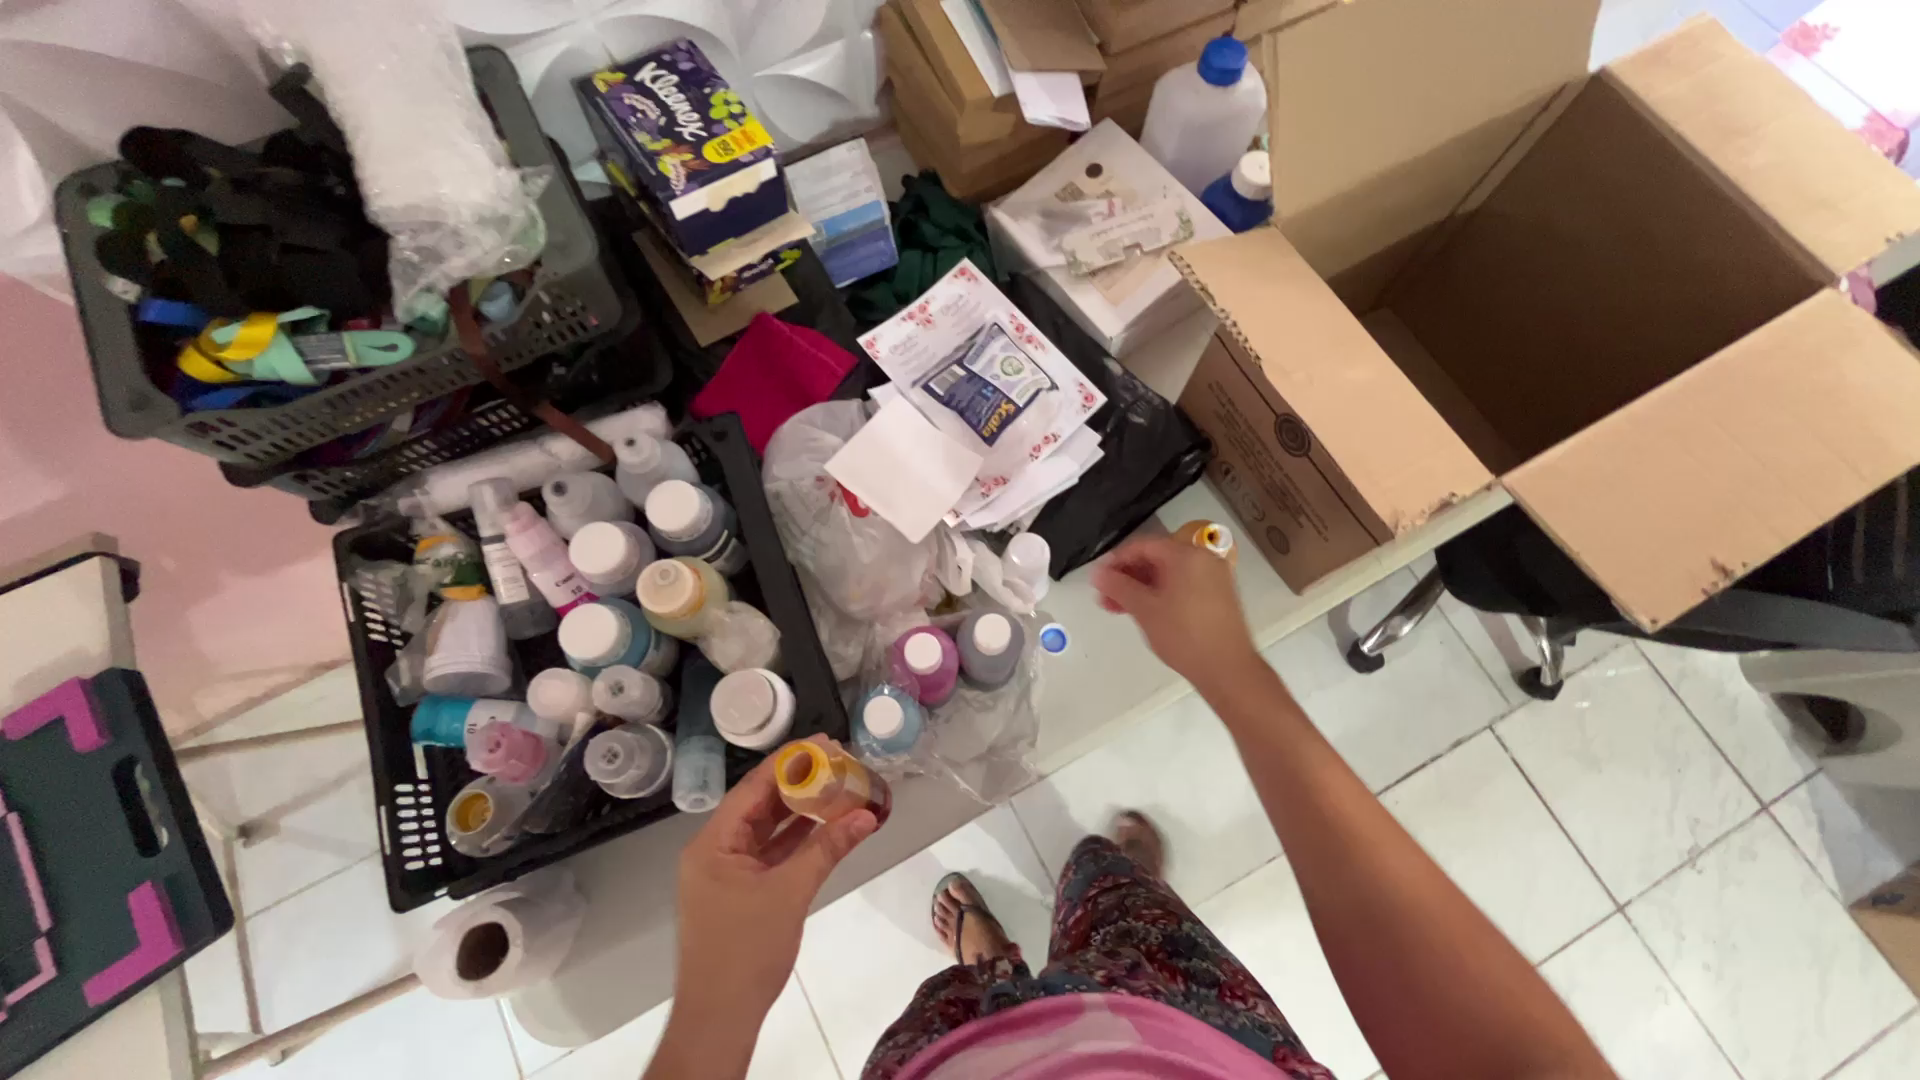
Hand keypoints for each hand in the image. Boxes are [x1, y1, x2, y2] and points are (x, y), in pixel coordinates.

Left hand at [673, 736, 877, 1023]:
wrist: (720, 1019)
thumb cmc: (746, 951)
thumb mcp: (790, 893)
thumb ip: (827, 848)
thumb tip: (867, 814)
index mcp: (712, 843)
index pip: (752, 788)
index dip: (790, 763)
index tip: (825, 744)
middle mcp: (716, 851)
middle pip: (761, 805)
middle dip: (800, 784)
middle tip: (839, 762)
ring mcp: (728, 873)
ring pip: (769, 830)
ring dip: (802, 813)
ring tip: (840, 787)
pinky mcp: (742, 893)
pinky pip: (772, 855)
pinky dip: (799, 841)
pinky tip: (829, 827)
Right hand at [1092, 535, 1260, 687]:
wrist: (1228, 669)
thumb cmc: (1184, 635)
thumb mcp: (1144, 609)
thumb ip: (1118, 586)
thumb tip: (1097, 572)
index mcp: (1187, 555)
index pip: (1143, 546)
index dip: (1116, 560)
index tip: (1099, 578)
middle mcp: (1203, 559)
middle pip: (1156, 558)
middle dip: (1127, 576)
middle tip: (1105, 596)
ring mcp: (1213, 577)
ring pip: (1168, 574)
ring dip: (1141, 588)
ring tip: (1119, 608)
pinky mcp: (1218, 595)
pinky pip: (1182, 585)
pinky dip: (1161, 594)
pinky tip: (1144, 612)